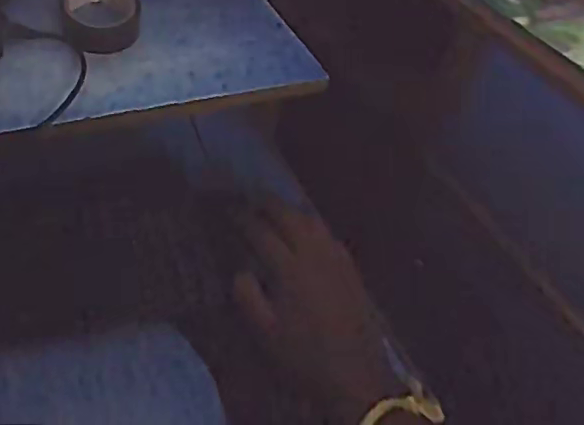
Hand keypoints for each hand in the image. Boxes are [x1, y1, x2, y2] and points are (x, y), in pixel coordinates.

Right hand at [232, 200, 403, 423]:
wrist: (360, 384)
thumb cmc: (306, 357)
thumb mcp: (265, 332)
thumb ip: (246, 294)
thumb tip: (242, 268)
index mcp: (290, 269)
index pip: (259, 229)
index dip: (239, 215)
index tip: (223, 207)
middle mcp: (314, 256)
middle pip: (287, 214)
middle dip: (263, 202)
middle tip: (245, 198)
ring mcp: (336, 261)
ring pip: (310, 220)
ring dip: (287, 209)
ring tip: (271, 209)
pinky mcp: (352, 271)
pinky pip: (327, 234)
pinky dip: (309, 224)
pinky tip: (303, 230)